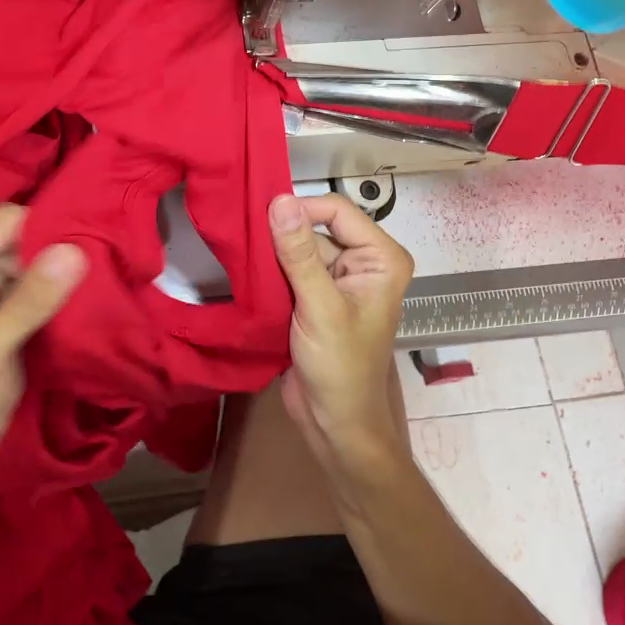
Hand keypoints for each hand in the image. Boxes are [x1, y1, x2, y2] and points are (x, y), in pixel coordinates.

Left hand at [0, 205, 86, 463]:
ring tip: (107, 271)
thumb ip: (29, 300)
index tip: (94, 239)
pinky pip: (40, 284)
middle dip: (60, 246)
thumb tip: (75, 250)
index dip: (47, 227)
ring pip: (36, 259)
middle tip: (108, 255)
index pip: (4, 222)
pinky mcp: (5, 308)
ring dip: (66, 268)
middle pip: (22, 236)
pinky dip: (63, 289)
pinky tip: (92, 291)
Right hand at [268, 193, 414, 466]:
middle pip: (316, 227)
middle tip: (244, 237)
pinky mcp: (316, 297)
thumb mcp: (319, 307)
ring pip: (299, 248)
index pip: (337, 211)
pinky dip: (271, 272)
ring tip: (243, 256)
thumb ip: (299, 254)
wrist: (335, 423)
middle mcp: (364, 262)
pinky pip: (290, 270)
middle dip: (283, 234)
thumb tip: (279, 200)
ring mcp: (339, 280)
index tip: (260, 218)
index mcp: (381, 258)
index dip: (300, 209)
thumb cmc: (340, 367)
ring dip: (272, 255)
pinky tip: (248, 273)